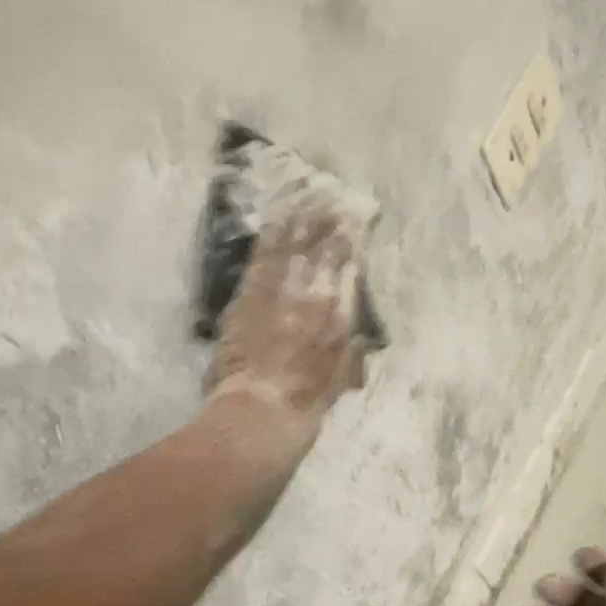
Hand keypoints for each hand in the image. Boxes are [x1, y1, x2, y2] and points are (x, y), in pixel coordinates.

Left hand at [206, 199, 368, 426]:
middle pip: (323, 246)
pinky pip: (262, 255)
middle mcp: (314, 295)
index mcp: (340, 316)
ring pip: (293, 243)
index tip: (358, 217)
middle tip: (333, 197)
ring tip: (307, 194)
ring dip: (301, 217)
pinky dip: (271, 234)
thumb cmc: (304, 406)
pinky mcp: (248, 294)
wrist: (260, 412)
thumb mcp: (340, 380)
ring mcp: (279, 290)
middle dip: (329, 219)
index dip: (354, 238)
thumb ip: (349, 353)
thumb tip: (355, 339)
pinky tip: (276, 216)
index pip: (350, 265)